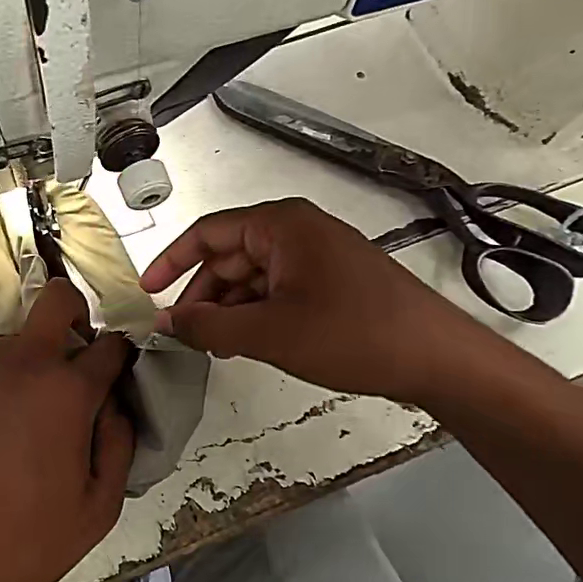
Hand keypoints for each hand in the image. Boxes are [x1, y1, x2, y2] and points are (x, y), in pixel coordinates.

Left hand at [0, 279, 136, 581]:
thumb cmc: (23, 544)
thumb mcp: (99, 508)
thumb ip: (119, 444)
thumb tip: (114, 407)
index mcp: (66, 392)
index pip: (110, 346)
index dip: (122, 355)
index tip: (120, 372)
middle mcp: (19, 366)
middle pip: (57, 300)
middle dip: (79, 313)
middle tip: (81, 359)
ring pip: (17, 342)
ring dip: (35, 363)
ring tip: (30, 421)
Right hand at [140, 198, 485, 402]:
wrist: (433, 356)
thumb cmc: (356, 334)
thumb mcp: (270, 333)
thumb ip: (209, 327)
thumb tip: (168, 323)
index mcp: (281, 225)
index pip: (208, 233)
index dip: (172, 262)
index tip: (149, 291)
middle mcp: (298, 232)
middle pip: (230, 256)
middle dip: (203, 295)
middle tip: (183, 333)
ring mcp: (318, 257)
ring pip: (254, 278)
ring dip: (230, 309)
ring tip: (215, 346)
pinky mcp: (332, 282)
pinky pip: (279, 290)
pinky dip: (257, 314)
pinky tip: (248, 343)